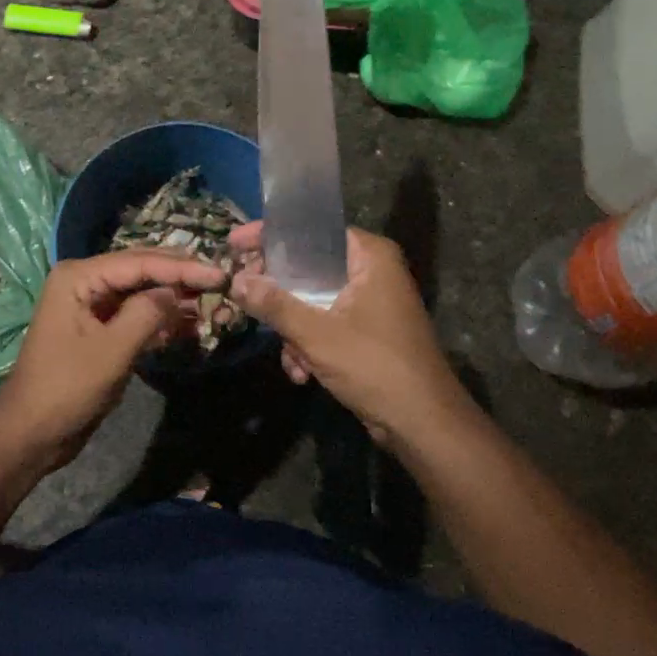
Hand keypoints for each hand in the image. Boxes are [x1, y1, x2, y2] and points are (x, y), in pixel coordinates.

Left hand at [0, 249, 225, 470]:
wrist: (31, 433)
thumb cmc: (66, 388)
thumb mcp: (112, 351)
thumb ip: (147, 314)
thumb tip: (177, 292)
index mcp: (79, 277)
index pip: (139, 262)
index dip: (182, 268)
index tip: (219, 274)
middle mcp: (83, 282)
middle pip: (141, 270)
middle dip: (179, 277)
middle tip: (221, 281)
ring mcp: (90, 306)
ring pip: (141, 292)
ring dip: (173, 299)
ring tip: (211, 302)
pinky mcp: (98, 330)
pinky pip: (135, 315)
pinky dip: (160, 320)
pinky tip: (188, 326)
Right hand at [228, 223, 481, 449]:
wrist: (423, 424)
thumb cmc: (375, 365)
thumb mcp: (317, 334)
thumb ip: (274, 304)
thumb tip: (235, 280)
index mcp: (370, 256)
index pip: (311, 231)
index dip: (270, 236)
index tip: (234, 244)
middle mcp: (372, 271)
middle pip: (308, 267)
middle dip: (279, 295)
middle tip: (245, 300)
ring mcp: (370, 303)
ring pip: (313, 300)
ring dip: (293, 330)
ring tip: (290, 358)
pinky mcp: (367, 332)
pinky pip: (325, 324)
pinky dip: (309, 346)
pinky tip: (302, 373)